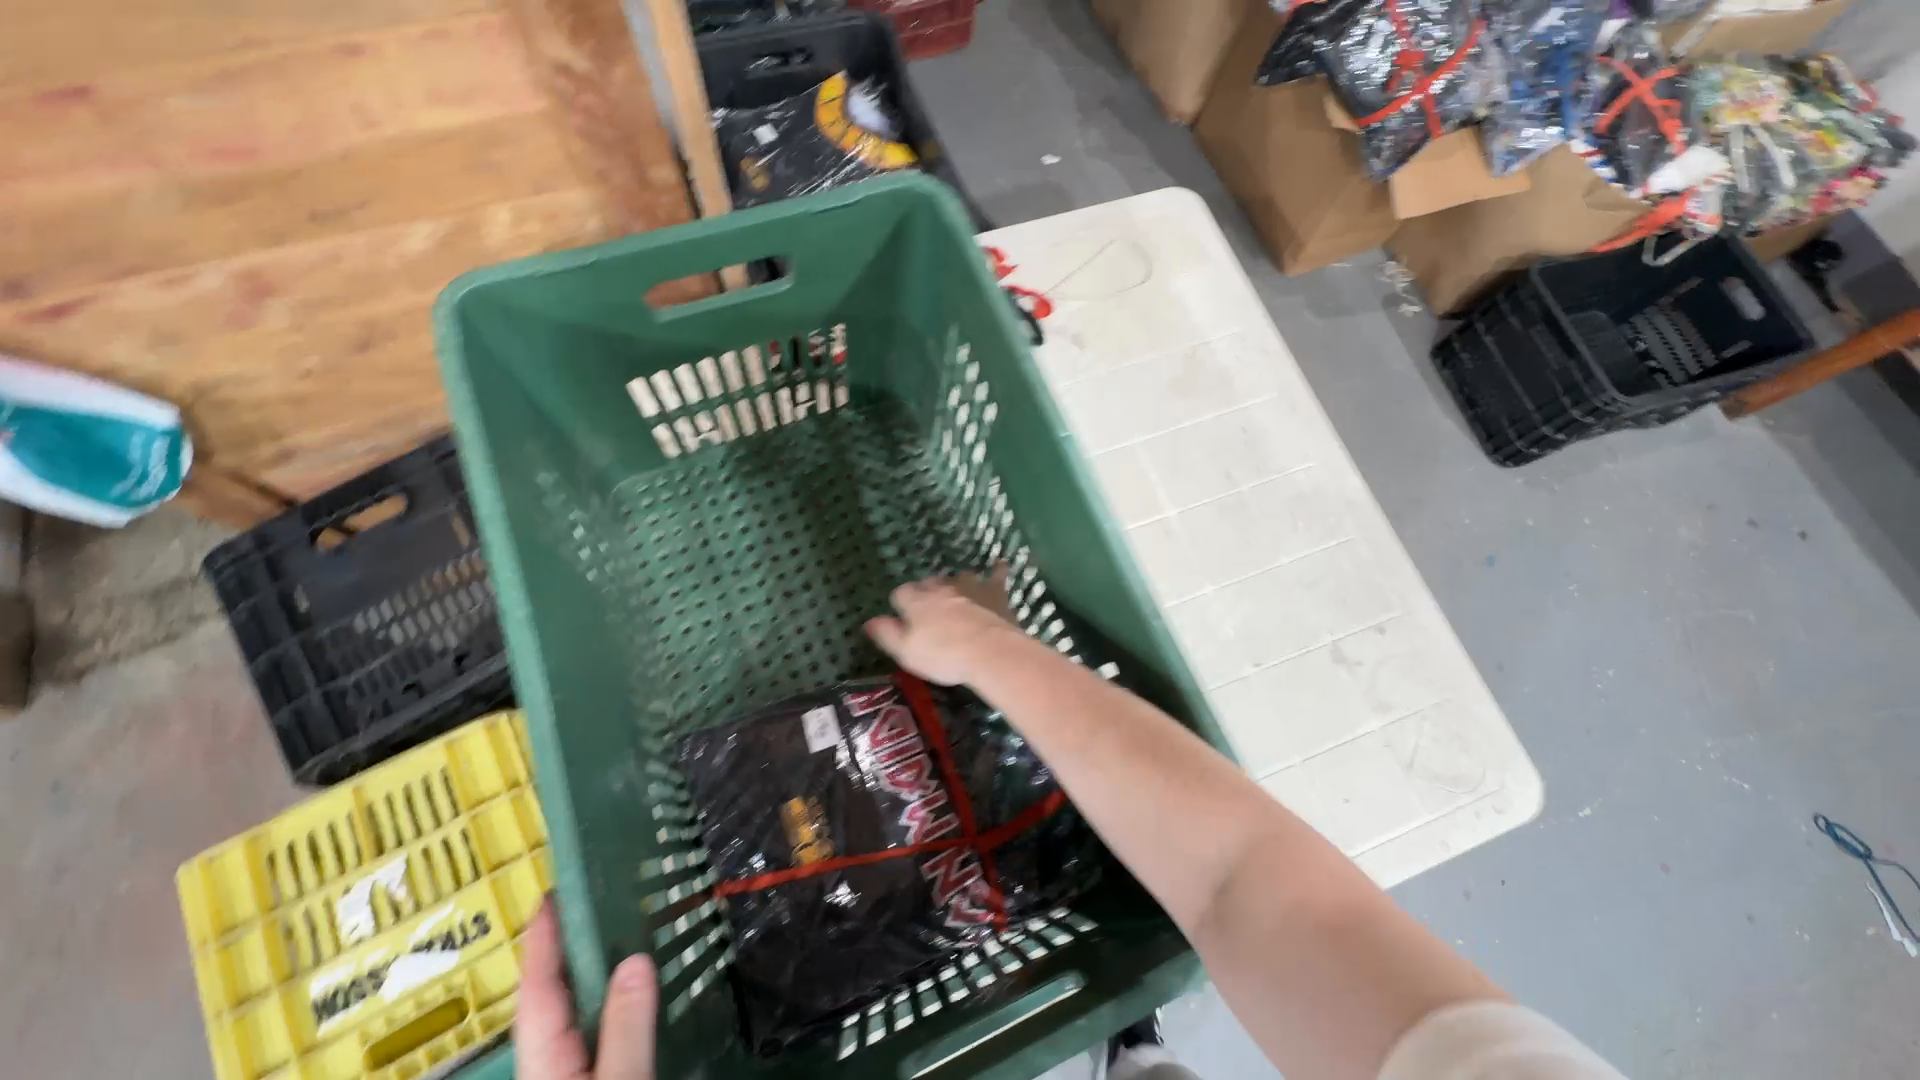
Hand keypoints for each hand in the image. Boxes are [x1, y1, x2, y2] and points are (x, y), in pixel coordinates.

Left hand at [516, 898, 657, 1079]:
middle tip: (596, 899)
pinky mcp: (592, 1078)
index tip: (553, 893)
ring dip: (594, 972)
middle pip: (552, 996)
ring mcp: (568, 1073)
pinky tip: (636, 990)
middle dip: (568, 948)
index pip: (538, 987)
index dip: (544, 938)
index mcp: (544, 1059)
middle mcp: (548, 1063)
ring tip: (621, 931)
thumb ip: (627, 1026)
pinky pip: (597, 1030)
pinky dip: (613, 999)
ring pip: (577, 1014)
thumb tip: (636, 957)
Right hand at [864, 566, 1021, 685]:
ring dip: (955, 584)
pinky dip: (996, 570)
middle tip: (930, 609)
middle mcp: (941, 588)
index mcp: (916, 602)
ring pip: (958, 577)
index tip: (903, 616)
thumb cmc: (944, 656)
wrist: (989, 652)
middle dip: (927, 592)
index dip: (900, 604)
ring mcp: (969, 587)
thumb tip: (869, 621)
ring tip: (957, 593)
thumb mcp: (906, 652)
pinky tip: (1000, 565)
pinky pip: (996, 574)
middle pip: (928, 583)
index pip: (900, 593)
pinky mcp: (994, 592)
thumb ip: (887, 634)